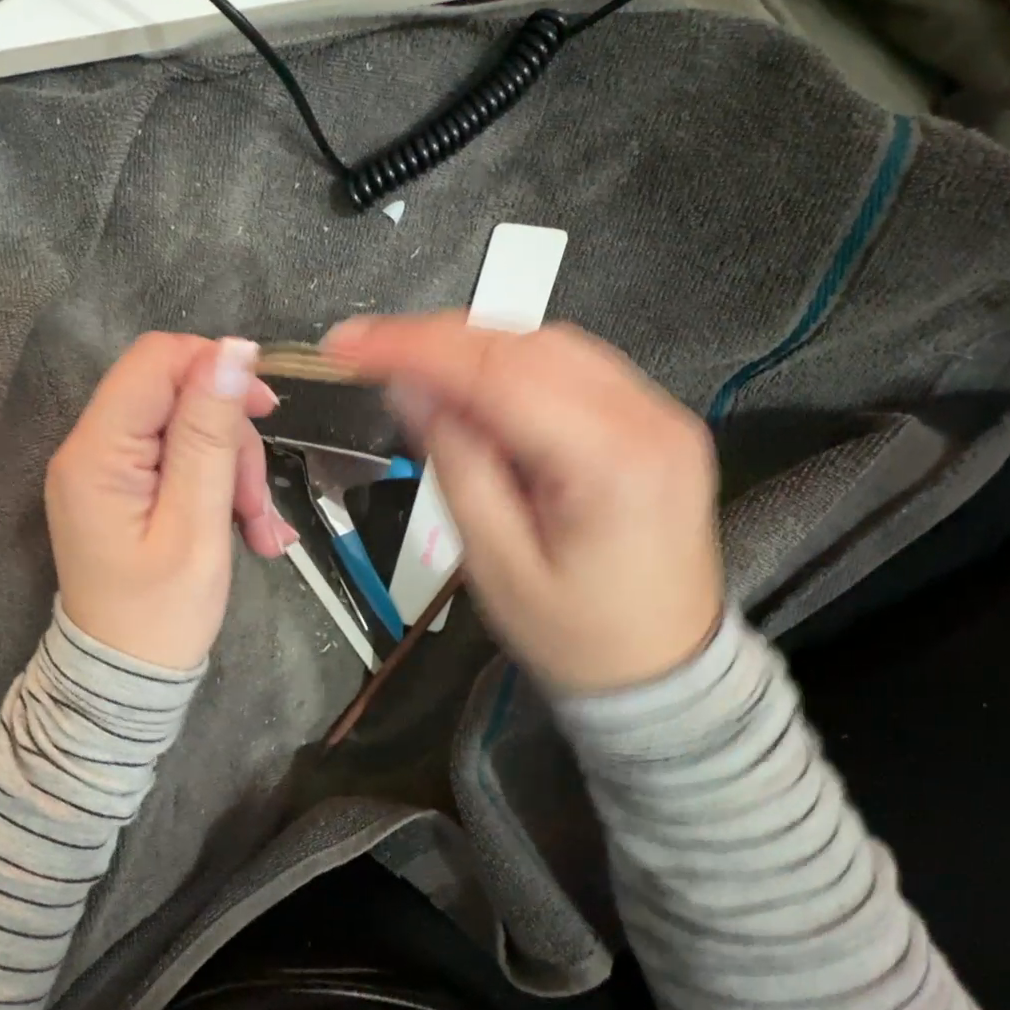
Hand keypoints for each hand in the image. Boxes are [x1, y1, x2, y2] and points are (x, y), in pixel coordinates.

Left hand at [47, 333, 295, 669]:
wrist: (124, 677)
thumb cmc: (161, 616)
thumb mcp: (197, 526)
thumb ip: (209, 435)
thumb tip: (232, 351)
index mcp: (96, 453)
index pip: (155, 360)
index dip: (215, 369)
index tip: (265, 413)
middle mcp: (87, 448)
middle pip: (173, 392)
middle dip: (229, 436)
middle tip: (257, 503)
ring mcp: (100, 469)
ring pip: (183, 426)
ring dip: (231, 467)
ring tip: (258, 530)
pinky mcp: (118, 487)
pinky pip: (174, 458)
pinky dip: (214, 484)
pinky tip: (246, 528)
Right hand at [325, 312, 722, 691]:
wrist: (661, 671)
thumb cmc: (574, 635)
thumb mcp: (495, 563)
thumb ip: (456, 465)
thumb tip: (412, 390)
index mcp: (613, 463)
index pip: (500, 375)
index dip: (415, 348)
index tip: (348, 345)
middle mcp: (649, 421)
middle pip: (526, 344)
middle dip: (435, 338)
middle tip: (364, 350)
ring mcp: (658, 415)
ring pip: (547, 344)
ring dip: (468, 346)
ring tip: (404, 366)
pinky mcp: (649, 420)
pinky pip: (569, 366)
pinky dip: (504, 362)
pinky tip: (464, 381)